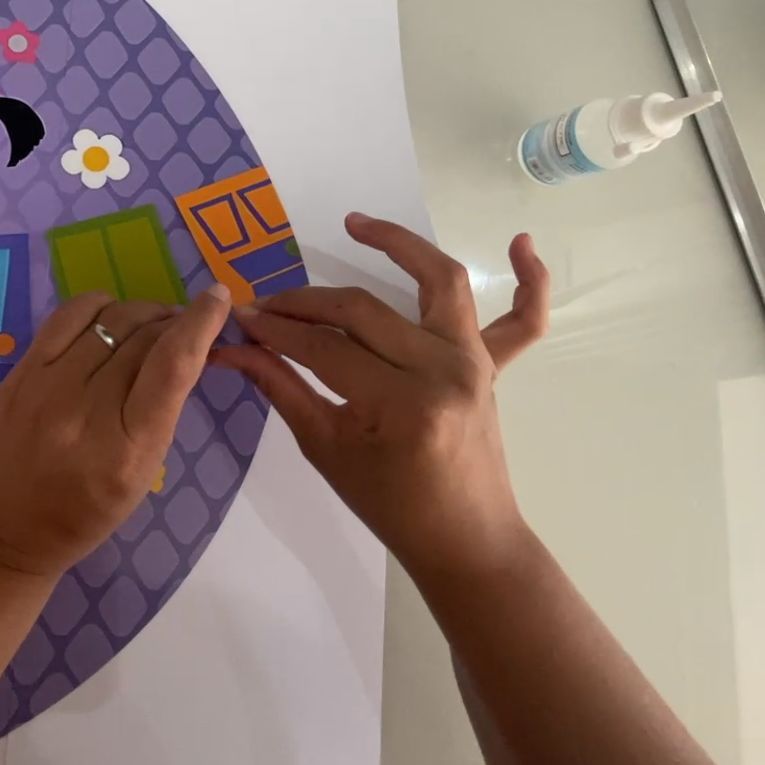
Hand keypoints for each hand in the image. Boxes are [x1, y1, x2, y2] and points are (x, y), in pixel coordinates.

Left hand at [0, 285, 232, 579]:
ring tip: (149, 322)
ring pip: (110, 320)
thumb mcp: (140, 475)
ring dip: (141, 311)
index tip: (218, 299)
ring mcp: (49, 386)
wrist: (2, 531)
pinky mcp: (22, 371)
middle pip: (144, 337)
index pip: (172, 366)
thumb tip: (182, 348)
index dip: (201, 323)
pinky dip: (99, 305)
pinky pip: (68, 315)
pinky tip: (110, 314)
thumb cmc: (82, 514)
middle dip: (172, 321)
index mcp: (128, 449)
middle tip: (181, 326)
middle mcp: (88, 410)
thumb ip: (160, 413)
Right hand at [212, 214, 550, 576]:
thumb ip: (281, 389)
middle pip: (363, 311)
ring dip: (400, 244)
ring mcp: (475, 362)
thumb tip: (233, 348)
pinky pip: (524, 320)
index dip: (275, 332)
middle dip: (305, 303)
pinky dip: (531, 281)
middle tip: (266, 305)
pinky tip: (521, 242)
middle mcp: (444, 370)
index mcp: (400, 404)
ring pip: (440, 281)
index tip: (241, 320)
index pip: (323, 348)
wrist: (465, 541)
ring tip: (355, 223)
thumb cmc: (390, 505)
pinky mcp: (494, 365)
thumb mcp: (326, 449)